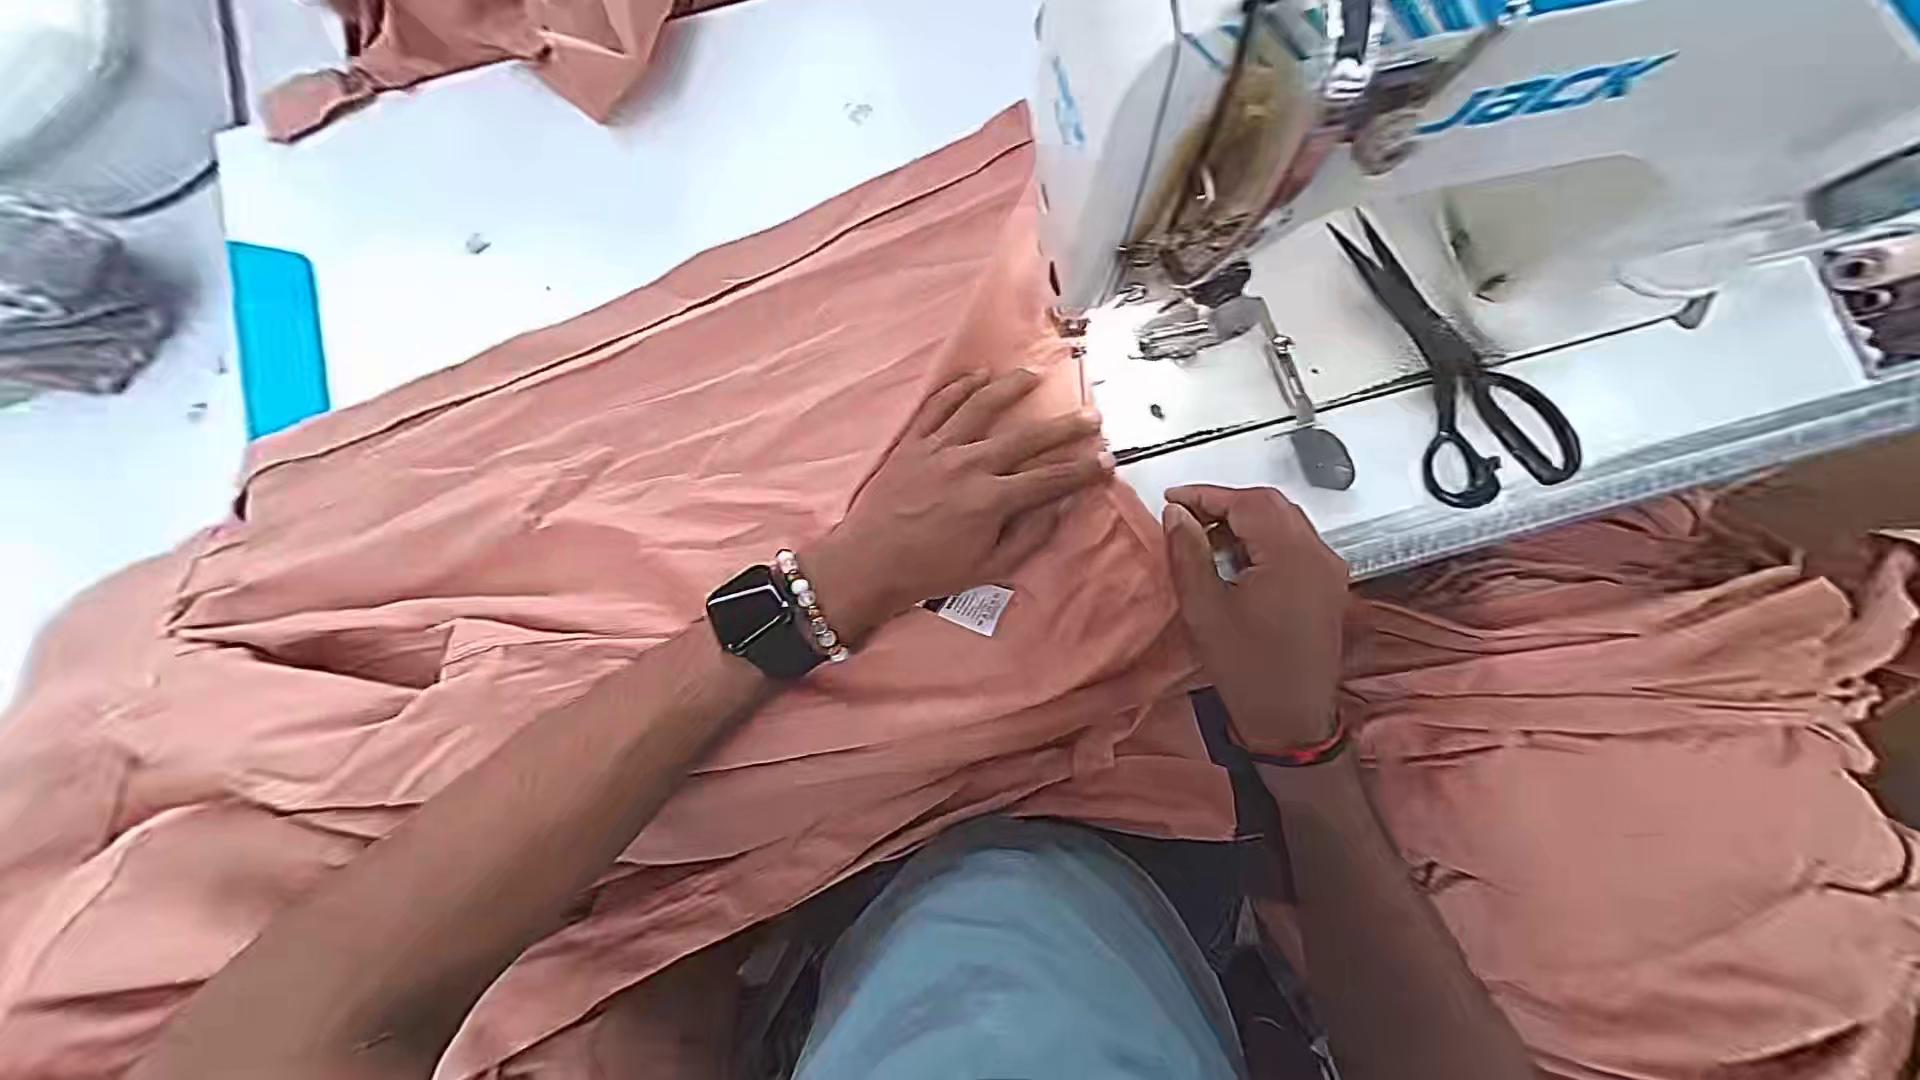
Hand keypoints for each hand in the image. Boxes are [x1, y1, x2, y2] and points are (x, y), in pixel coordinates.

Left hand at [802, 370, 1112, 640]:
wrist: (868, 563)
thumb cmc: (929, 571)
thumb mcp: (987, 566)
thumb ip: (1028, 536)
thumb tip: (1059, 508)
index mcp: (990, 500)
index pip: (1049, 479)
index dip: (1082, 470)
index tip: (1105, 461)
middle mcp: (968, 466)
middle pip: (1026, 438)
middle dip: (1064, 427)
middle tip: (1090, 416)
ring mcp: (938, 449)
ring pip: (982, 407)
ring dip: (1012, 388)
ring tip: (1034, 376)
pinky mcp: (913, 443)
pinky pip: (938, 406)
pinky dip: (959, 387)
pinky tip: (977, 376)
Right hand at [1161, 485, 1348, 753]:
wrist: (1290, 718)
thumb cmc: (1244, 665)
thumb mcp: (1203, 607)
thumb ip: (1187, 552)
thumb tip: (1176, 513)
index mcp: (1291, 557)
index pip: (1248, 503)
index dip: (1205, 494)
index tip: (1171, 499)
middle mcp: (1319, 554)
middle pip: (1270, 505)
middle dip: (1224, 504)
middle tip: (1185, 516)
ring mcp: (1329, 570)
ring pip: (1284, 520)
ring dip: (1243, 520)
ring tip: (1203, 538)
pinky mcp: (1328, 585)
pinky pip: (1293, 542)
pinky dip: (1261, 538)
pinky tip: (1233, 558)